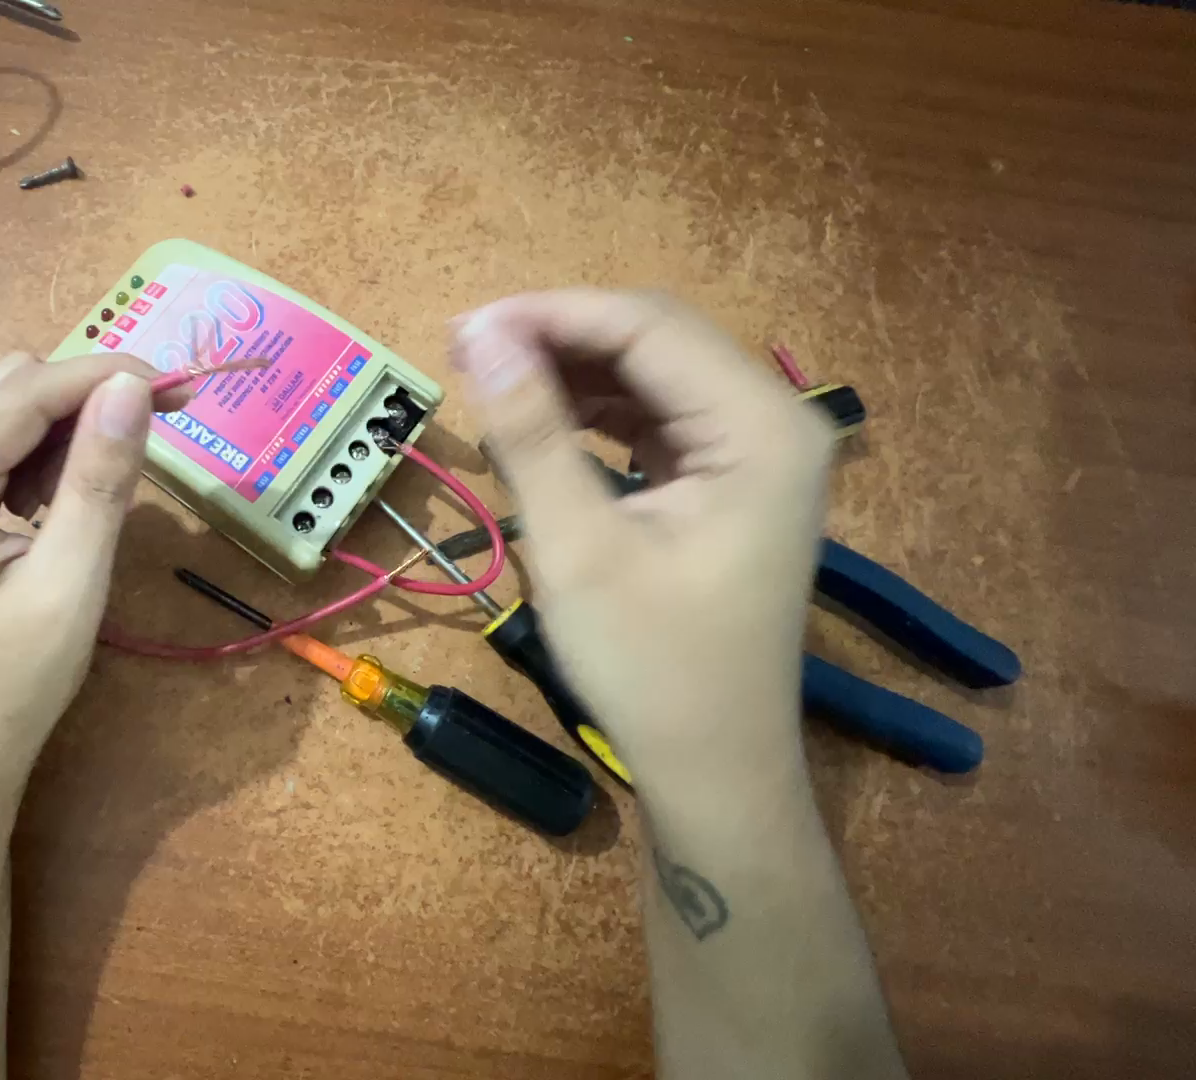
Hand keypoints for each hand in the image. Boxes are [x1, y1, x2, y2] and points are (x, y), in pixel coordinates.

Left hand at [0, 352, 177, 788]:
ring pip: (4, 400)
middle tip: (150, 434)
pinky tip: (58, 500)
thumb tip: (132, 386)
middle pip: (9, 383)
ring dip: (65, 423)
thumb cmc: (19, 676)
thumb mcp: (73, 582)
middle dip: (86, 395)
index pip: (25, 392)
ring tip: (96, 489)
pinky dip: (44, 447)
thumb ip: (100, 481)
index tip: (178, 387)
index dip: (103, 375)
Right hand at [450, 290, 834, 786]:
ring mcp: (748, 454)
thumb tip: (480, 337)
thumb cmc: (649, 663)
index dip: (548, 316)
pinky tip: (537, 428)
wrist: (708, 761)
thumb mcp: (578, 546)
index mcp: (760, 427)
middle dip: (554, 338)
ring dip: (565, 373)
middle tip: (464, 353)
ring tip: (488, 386)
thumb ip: (531, 434)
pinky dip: (587, 416)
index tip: (462, 330)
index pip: (645, 327)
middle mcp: (770, 422)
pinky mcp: (719, 483)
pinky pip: (648, 421)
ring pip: (646, 377)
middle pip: (651, 342)